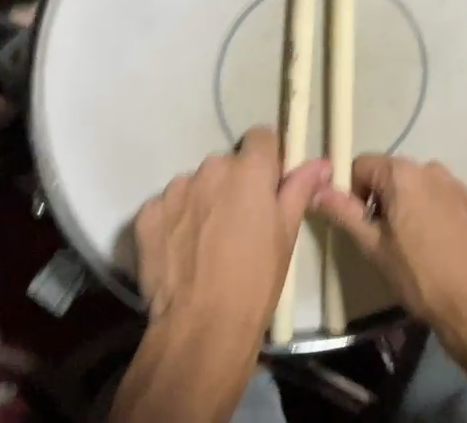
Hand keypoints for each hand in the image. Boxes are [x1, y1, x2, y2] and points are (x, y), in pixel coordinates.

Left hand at [133, 126, 329, 336]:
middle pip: (227, 164)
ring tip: (207, 244)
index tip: (268, 186)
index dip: (267, 160)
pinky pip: (166, 207)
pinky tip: (181, 252)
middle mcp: (209, 168)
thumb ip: (299, 188)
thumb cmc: (255, 281)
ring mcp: (174, 190)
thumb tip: (321, 162)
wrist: (201, 328)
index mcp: (248, 169)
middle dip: (234, 185)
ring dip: (203, 202)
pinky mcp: (146, 214)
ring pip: (195, 184)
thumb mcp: (286, 234)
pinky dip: (174, 222)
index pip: (261, 137)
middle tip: (240, 225)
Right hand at [314, 155, 466, 333]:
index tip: (359, 223)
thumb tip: (316, 189)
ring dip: (409, 204)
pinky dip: (434, 213)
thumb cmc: (420, 277)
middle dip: (382, 198)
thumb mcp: (374, 248)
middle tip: (384, 238)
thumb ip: (344, 212)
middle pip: (392, 173)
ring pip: (419, 186)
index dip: (352, 191)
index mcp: (402, 174)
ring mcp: (458, 185)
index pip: (361, 165)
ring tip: (413, 245)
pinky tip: (439, 246)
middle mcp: (431, 169)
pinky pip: (444, 198)